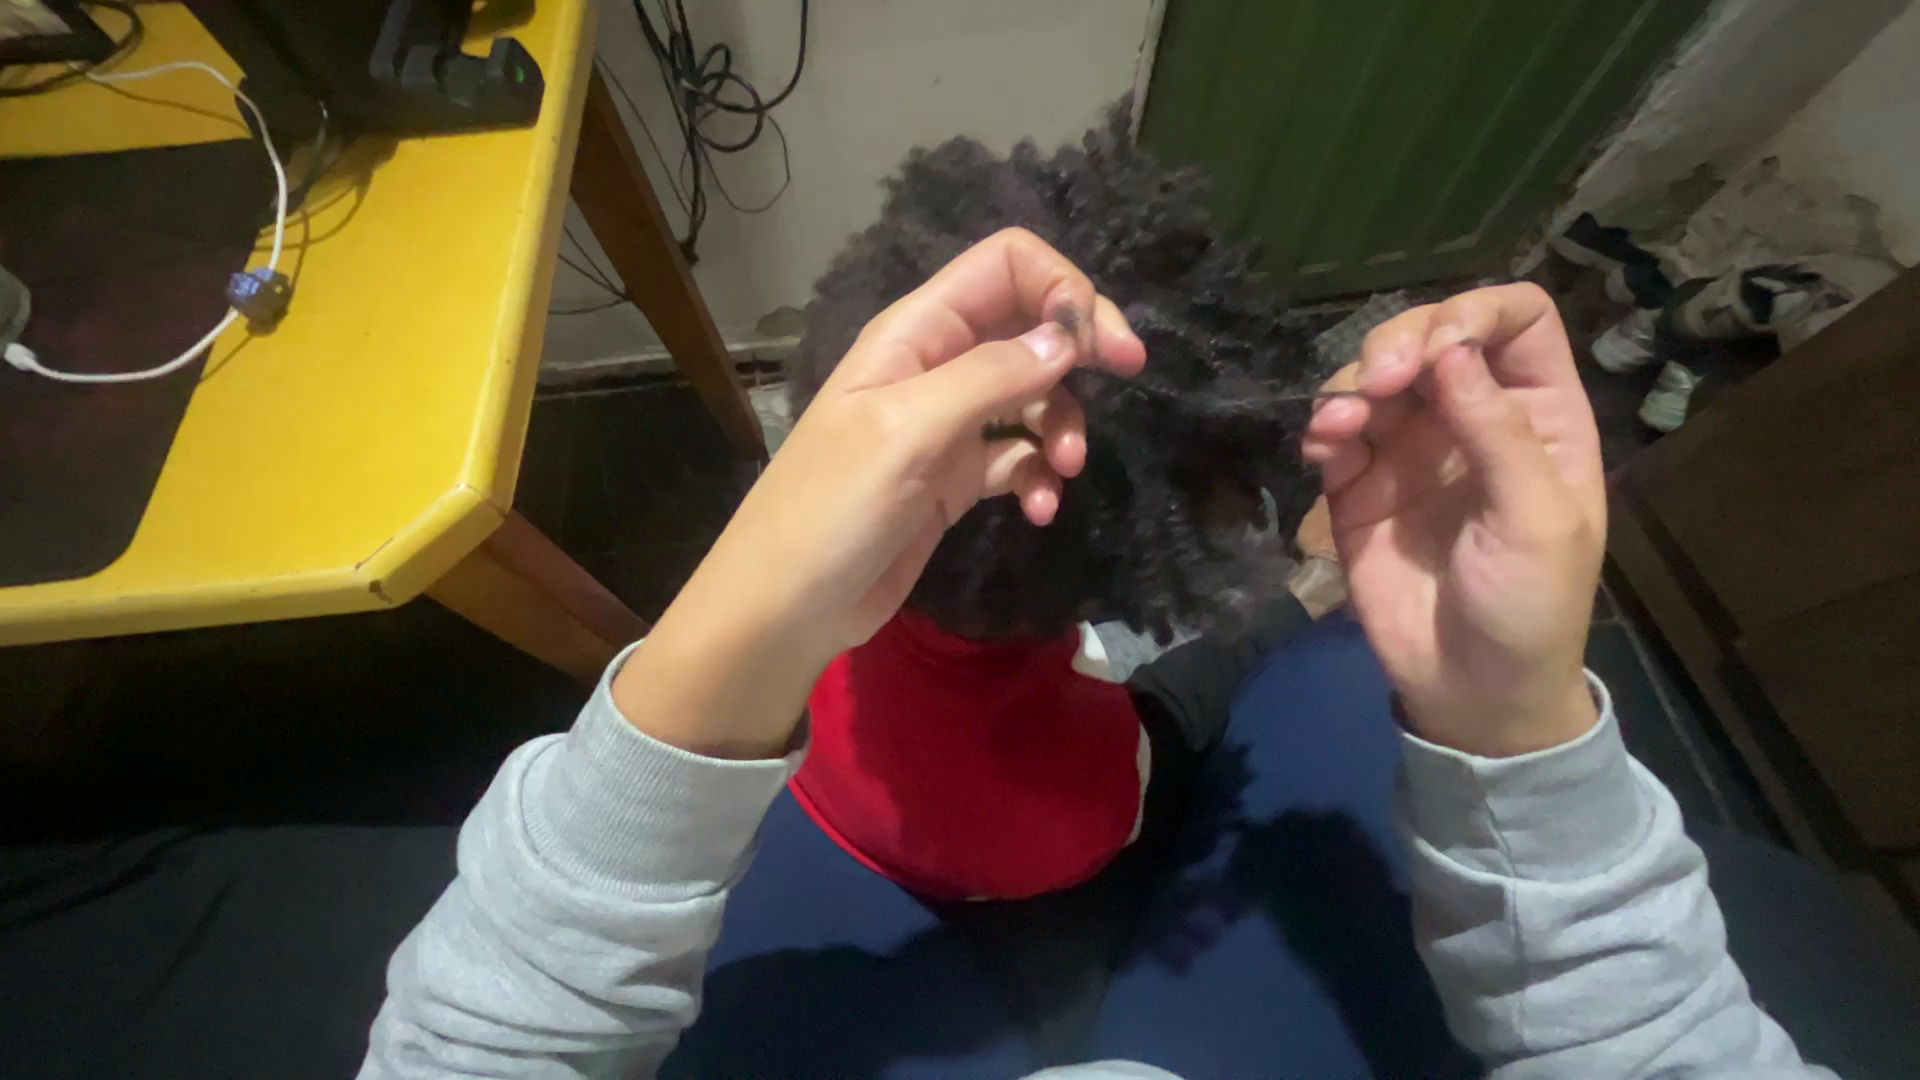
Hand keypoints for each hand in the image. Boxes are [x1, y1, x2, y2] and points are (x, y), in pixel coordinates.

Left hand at [614, 229, 1144, 756]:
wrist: (791, 603)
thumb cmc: (833, 507)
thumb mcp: (908, 431)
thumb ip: (990, 377)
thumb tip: (1070, 336)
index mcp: (916, 333)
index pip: (1006, 267)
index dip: (1062, 287)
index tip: (1104, 343)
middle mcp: (937, 367)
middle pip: (1028, 325)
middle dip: (1079, 348)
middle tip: (1127, 376)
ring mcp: (948, 425)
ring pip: (1032, 397)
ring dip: (1061, 426)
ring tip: (1064, 470)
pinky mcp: (956, 479)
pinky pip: (1017, 459)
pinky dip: (1036, 478)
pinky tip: (1039, 510)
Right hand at [1301, 285, 1605, 756]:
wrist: (1466, 683)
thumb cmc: (1528, 603)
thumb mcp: (1535, 518)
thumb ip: (1496, 432)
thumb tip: (1448, 350)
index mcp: (1535, 415)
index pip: (1513, 324)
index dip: (1473, 315)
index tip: (1432, 352)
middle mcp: (1466, 419)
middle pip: (1428, 339)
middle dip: (1394, 346)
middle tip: (1375, 383)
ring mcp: (1405, 452)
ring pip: (1368, 383)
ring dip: (1346, 389)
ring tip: (1336, 428)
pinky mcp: (1355, 487)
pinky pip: (1333, 437)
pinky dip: (1321, 429)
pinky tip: (1321, 446)